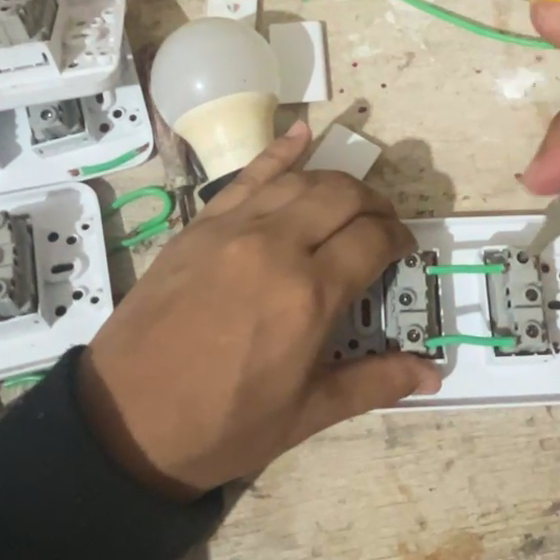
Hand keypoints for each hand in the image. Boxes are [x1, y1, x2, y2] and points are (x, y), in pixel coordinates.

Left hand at [77, 122, 441, 499]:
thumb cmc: (222, 426)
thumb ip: (373, 382)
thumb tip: (434, 372)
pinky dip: (279, 151)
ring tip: (351, 201)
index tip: (403, 251)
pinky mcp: (200, 225)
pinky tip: (301, 133)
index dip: (398, 239)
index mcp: (308, 295)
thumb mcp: (305, 415)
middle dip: (375, 205)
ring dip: (336, 183)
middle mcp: (275, 246)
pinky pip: (248, 175)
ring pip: (300, 180)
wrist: (125, 420)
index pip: (372, 239)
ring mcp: (233, 228)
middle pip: (343, 196)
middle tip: (383, 226)